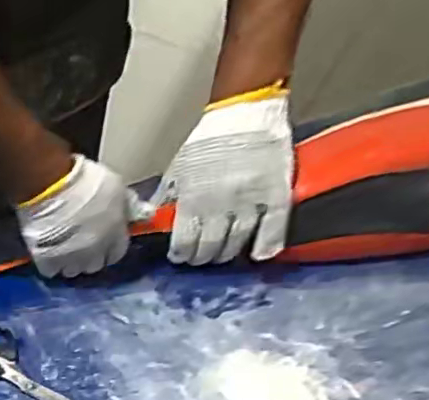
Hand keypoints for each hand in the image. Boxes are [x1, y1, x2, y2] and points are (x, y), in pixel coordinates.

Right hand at [14, 155, 143, 278]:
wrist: (53, 192)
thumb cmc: (88, 185)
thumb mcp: (118, 190)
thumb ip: (129, 207)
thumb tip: (146, 215)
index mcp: (115, 235)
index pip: (116, 254)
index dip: (110, 249)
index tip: (104, 242)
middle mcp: (94, 253)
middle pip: (93, 267)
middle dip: (90, 259)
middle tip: (82, 247)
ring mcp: (69, 260)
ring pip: (71, 271)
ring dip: (69, 264)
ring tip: (63, 252)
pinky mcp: (46, 262)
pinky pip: (50, 271)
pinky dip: (50, 265)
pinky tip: (48, 254)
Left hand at [157, 87, 293, 264]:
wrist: (244, 114)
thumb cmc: (204, 146)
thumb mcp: (174, 176)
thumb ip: (165, 202)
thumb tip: (150, 223)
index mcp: (192, 202)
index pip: (184, 243)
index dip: (180, 255)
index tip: (179, 256)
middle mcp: (221, 205)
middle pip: (210, 246)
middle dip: (201, 257)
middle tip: (199, 257)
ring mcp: (251, 198)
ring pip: (238, 240)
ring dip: (227, 253)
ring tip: (221, 254)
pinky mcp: (278, 189)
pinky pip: (276, 223)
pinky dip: (268, 243)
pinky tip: (260, 255)